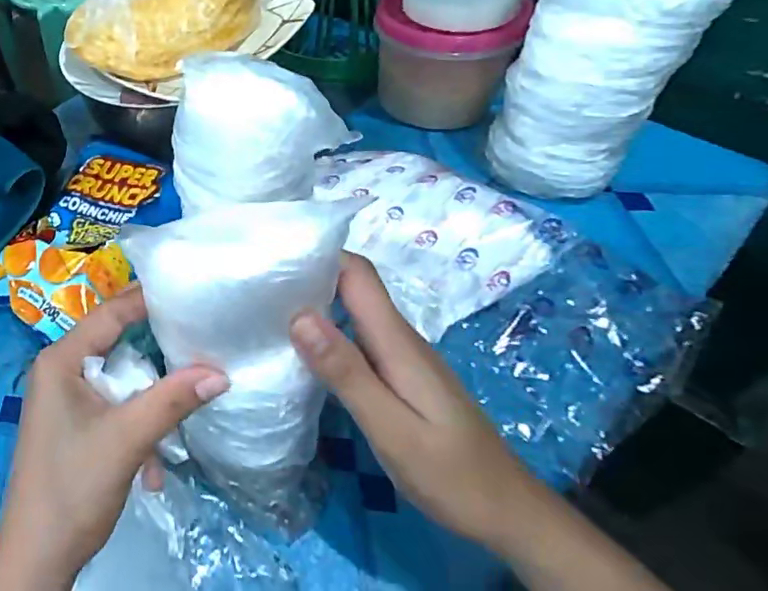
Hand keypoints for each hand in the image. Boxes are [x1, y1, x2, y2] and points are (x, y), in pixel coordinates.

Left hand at [0, 286, 229, 590]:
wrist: (35, 563)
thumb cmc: (73, 488)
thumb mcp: (127, 439)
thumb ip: (172, 400)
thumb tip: (221, 373)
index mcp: (60, 361)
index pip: (109, 313)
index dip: (146, 298)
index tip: (186, 288)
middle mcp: (59, 372)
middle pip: (115, 343)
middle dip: (156, 347)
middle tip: (197, 331)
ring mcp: (65, 402)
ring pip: (119, 379)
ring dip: (150, 398)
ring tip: (187, 396)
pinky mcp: (73, 428)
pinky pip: (113, 408)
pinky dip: (136, 427)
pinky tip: (153, 468)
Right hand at [288, 253, 529, 550]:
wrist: (508, 511)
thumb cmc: (451, 474)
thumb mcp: (393, 429)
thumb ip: (347, 373)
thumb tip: (299, 316)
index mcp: (396, 340)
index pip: (357, 273)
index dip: (319, 257)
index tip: (276, 260)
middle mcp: (399, 337)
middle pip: (353, 285)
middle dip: (310, 277)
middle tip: (260, 288)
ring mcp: (401, 356)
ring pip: (355, 311)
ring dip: (317, 305)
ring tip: (270, 314)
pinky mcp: (401, 375)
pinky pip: (360, 337)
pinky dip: (330, 334)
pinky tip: (306, 354)